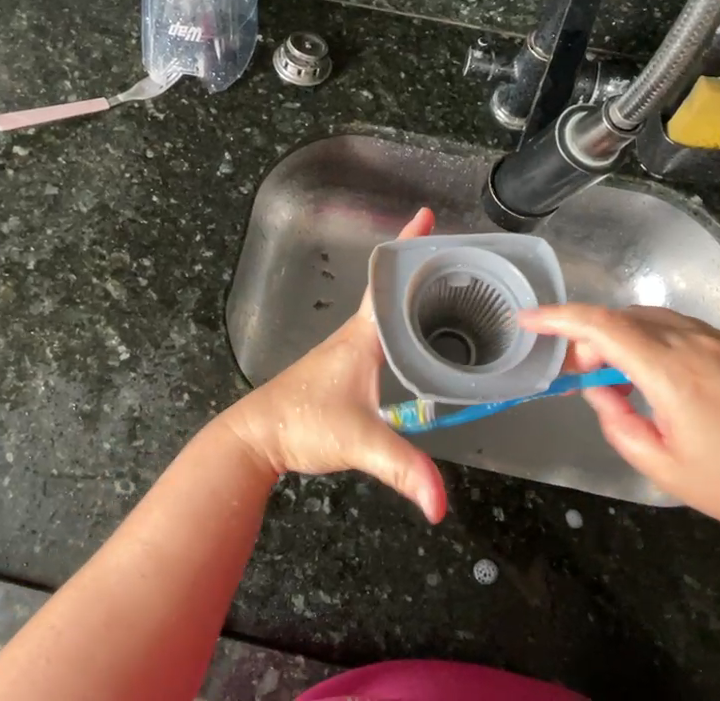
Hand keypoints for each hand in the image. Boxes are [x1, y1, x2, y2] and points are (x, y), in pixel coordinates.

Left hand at [217, 208, 448, 522]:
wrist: (255, 437)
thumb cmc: (301, 423)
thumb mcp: (359, 441)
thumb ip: (401, 468)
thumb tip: (441, 504)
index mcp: (363, 335)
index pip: (388, 279)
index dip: (408, 246)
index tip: (428, 215)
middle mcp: (357, 334)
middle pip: (396, 289)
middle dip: (426, 267)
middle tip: (464, 256)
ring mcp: (349, 349)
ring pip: (390, 311)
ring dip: (416, 295)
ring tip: (453, 290)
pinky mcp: (346, 368)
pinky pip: (385, 333)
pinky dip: (406, 323)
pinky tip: (421, 339)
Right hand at [521, 303, 719, 549]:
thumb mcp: (665, 468)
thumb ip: (619, 424)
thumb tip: (602, 393)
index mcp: (672, 371)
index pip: (601, 326)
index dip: (556, 318)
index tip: (526, 321)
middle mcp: (696, 343)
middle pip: (625, 317)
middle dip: (590, 336)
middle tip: (582, 375)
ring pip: (654, 319)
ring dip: (623, 337)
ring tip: (618, 378)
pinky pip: (682, 330)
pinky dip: (653, 340)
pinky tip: (658, 377)